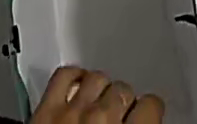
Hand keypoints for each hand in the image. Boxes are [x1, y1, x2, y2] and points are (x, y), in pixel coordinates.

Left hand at [32, 66, 166, 122]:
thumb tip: (147, 120)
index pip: (151, 106)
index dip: (151, 108)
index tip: (150, 109)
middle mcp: (101, 118)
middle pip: (122, 89)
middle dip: (124, 98)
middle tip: (124, 108)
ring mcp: (71, 111)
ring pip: (96, 77)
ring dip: (100, 86)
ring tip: (102, 95)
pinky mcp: (45, 110)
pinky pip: (63, 76)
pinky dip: (72, 76)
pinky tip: (77, 81)